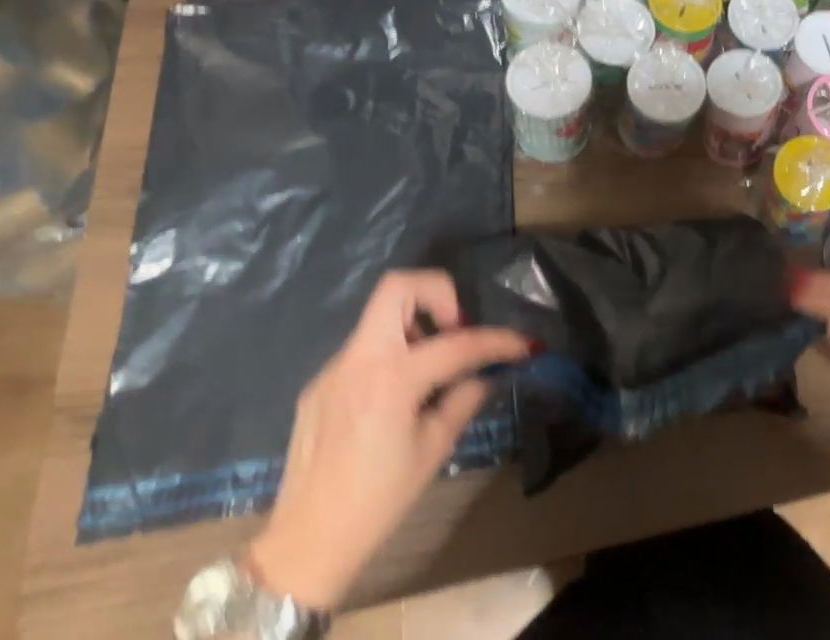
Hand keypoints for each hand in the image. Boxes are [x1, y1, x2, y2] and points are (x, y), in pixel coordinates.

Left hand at [247, 270, 530, 607]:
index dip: (497, 340)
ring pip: (380, 318)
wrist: (307, 541)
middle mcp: (358, 360)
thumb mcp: (433, 449)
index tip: (522, 345)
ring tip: (435, 365)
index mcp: (391, 379)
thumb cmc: (379, 500)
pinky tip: (401, 397)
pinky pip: (364, 352)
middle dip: (439, 294)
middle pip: (398, 288)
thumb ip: (462, 400)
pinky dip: (392, 356)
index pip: (457, 343)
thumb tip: (483, 375)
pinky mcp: (320, 385)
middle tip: (458, 328)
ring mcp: (333, 370)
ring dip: (415, 325)